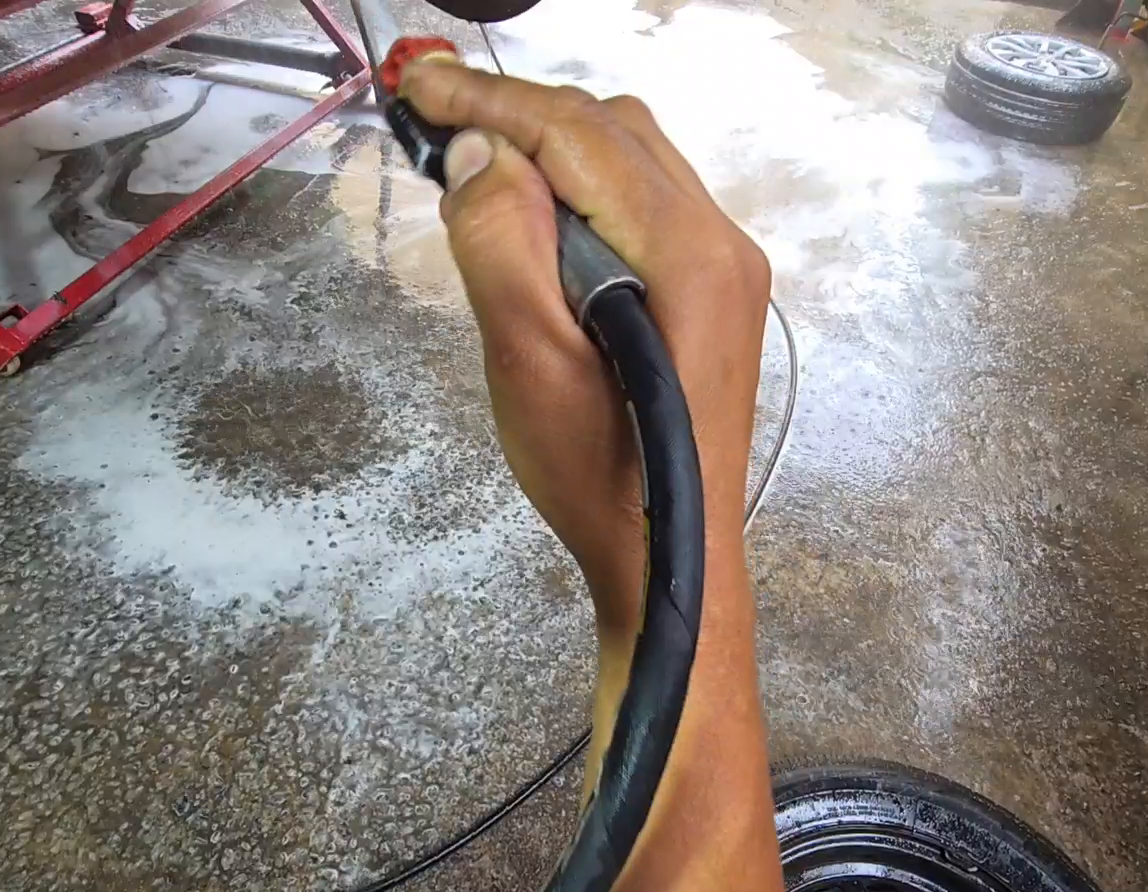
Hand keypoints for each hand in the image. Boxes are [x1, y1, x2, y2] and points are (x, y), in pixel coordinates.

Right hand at [399, 61, 771, 633]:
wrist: (665, 550)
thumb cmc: (597, 479)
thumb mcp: (529, 363)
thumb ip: (500, 243)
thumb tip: (481, 152)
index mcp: (690, 256)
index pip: (581, 135)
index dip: (493, 101)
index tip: (420, 84)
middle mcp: (724, 247)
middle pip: (616, 135)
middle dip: (524, 121)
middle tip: (441, 132)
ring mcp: (728, 272)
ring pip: (634, 167)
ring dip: (555, 158)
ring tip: (483, 181)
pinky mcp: (716, 299)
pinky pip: (648, 212)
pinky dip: (588, 200)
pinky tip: (544, 229)